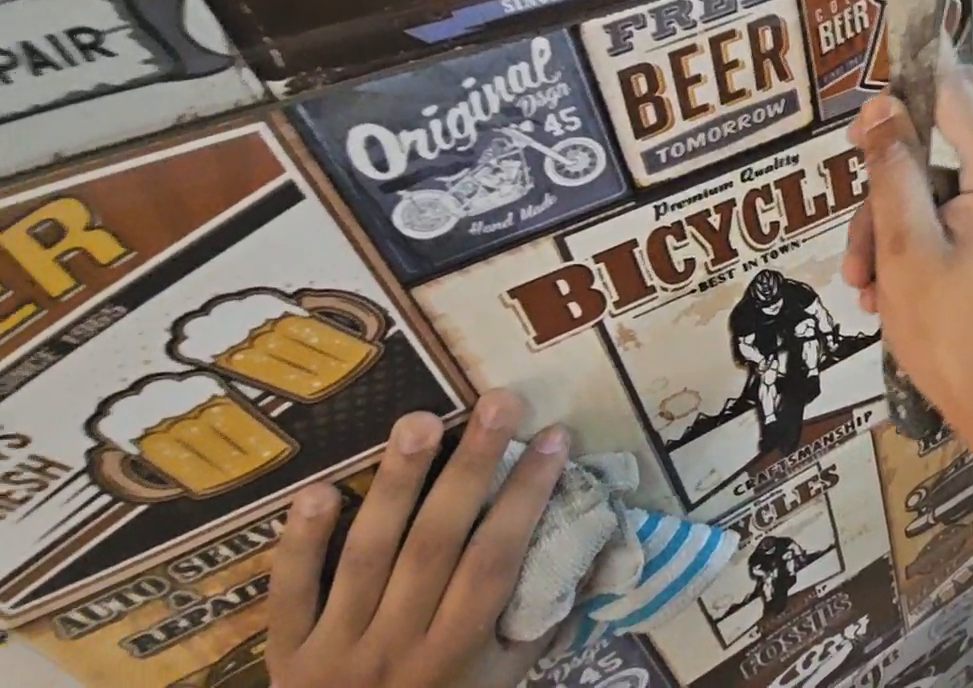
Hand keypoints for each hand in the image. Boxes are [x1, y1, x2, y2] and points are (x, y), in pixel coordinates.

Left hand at [267, 389, 569, 687]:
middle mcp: (397, 645)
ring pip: (368, 553)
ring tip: (419, 418)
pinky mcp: (285, 654)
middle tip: (498, 402)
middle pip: (436, 542)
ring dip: (396, 483)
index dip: (528, 495)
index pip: (498, 559)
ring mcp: (335, 648)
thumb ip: (543, 614)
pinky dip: (299, 544)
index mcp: (457, 650)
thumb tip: (597, 542)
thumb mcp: (505, 680)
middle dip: (472, 466)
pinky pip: (290, 594)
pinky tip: (315, 489)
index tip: (555, 435)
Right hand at [842, 67, 972, 441]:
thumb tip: (880, 106)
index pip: (953, 86)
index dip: (902, 89)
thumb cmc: (957, 333)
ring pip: (943, 174)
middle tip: (859, 189)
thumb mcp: (907, 249)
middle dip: (895, 157)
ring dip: (895, 214)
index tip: (859, 124)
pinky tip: (886, 287)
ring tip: (863, 279)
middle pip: (951, 124)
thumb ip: (893, 170)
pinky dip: (917, 235)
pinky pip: (955, 210)